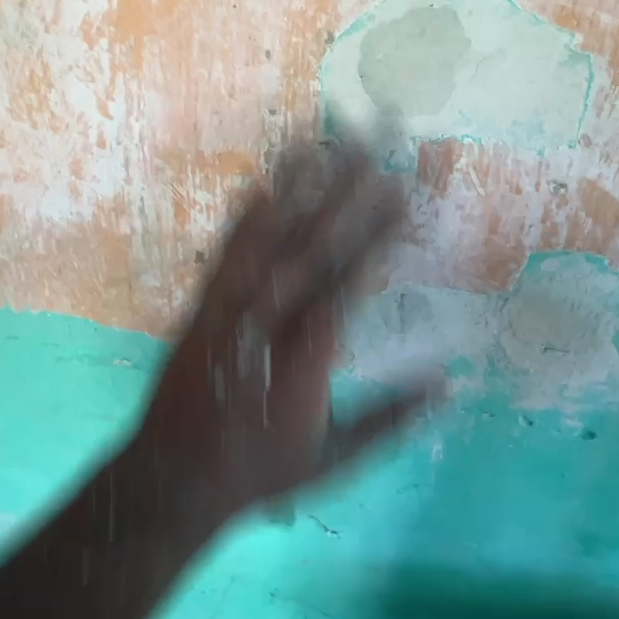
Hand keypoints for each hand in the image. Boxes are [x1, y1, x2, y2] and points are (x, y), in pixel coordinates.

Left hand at [131, 140, 438, 526]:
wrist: (172, 477)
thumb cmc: (259, 469)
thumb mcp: (334, 458)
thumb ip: (389, 417)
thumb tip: (446, 385)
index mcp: (307, 355)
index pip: (350, 279)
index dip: (376, 232)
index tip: (401, 191)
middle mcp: (268, 320)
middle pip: (312, 243)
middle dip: (345, 189)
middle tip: (369, 143)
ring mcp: (230, 307)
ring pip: (269, 236)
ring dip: (296, 186)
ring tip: (320, 140)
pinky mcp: (203, 304)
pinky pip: (227, 252)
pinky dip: (245, 215)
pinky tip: (260, 182)